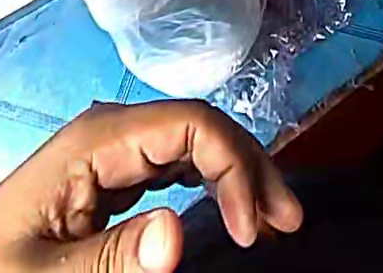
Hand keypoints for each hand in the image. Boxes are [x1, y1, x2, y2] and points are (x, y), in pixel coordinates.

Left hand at [0, 100, 301, 272]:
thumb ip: (112, 257)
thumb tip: (179, 233)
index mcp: (97, 140)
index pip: (188, 124)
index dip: (233, 163)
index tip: (253, 229)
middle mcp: (110, 133)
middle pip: (196, 127)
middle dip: (245, 163)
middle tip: (286, 220)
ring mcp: (110, 153)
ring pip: (189, 143)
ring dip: (232, 173)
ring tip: (268, 216)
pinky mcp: (109, 177)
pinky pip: (172, 167)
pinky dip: (207, 183)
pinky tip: (226, 208)